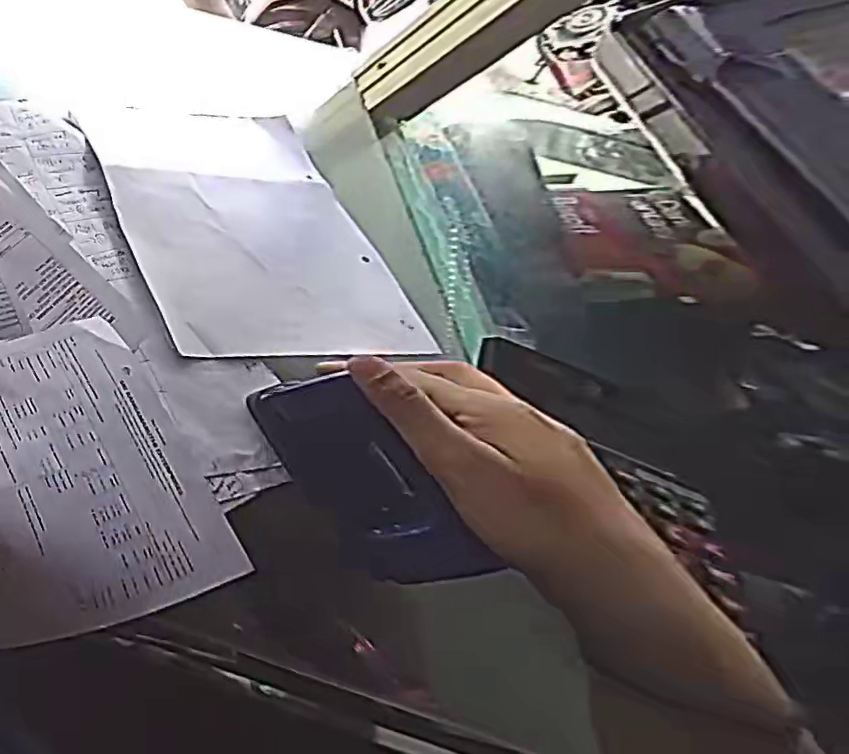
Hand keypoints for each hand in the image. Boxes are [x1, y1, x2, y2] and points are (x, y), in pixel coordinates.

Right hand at [328, 357, 658, 585]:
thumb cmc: (539, 527)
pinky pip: (492, 421)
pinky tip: (455, 437)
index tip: (328, 374)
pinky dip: (457, 416)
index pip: (414, 376)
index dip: (367, 372)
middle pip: (447, 377)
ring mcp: (543, 438)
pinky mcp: (553, 464)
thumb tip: (366, 365)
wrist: (621, 585)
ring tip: (398, 403)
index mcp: (493, 407)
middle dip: (399, 373)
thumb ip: (408, 411)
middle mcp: (521, 413)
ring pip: (473, 398)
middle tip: (361, 382)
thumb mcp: (457, 464)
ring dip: (429, 392)